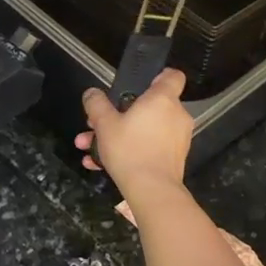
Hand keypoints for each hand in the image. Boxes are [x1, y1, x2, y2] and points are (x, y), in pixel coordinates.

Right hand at [74, 70, 192, 196]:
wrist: (151, 189)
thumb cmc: (129, 149)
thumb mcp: (104, 124)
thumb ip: (96, 105)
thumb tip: (92, 93)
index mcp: (162, 99)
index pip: (172, 76)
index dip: (156, 76)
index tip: (137, 86)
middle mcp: (175, 115)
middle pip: (147, 107)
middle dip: (117, 115)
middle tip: (94, 126)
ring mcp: (177, 137)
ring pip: (143, 129)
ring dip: (116, 136)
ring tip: (89, 150)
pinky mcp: (173, 157)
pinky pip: (147, 146)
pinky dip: (128, 151)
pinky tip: (100, 165)